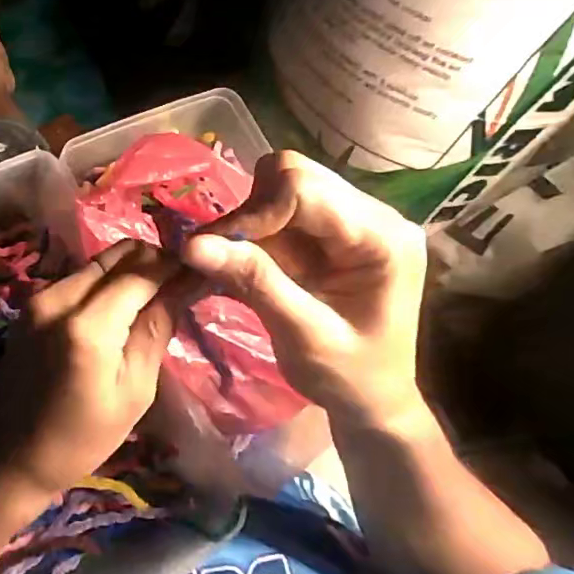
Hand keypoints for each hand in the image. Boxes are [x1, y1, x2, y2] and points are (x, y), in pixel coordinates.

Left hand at [0, 241, 183, 511]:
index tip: (201, 270)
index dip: (175, 264)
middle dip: (154, 261)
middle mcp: (58, 297)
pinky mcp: (31, 303)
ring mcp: (39, 297)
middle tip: (179, 284)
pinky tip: (121, 309)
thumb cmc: (81, 439)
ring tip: (154, 298)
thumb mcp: (133, 392)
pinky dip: (106, 283)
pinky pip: (79, 278)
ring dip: (130, 270)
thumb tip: (189, 282)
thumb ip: (157, 328)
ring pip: (98, 262)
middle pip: (118, 254)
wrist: (8, 456)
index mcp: (87, 326)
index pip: (142, 271)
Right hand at [179, 151, 432, 432]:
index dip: (252, 214)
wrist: (372, 399)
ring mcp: (353, 217)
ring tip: (238, 260)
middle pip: (293, 174)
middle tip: (225, 256)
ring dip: (250, 217)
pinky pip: (281, 205)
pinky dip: (255, 227)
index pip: (304, 190)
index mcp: (382, 237)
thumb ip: (254, 282)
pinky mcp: (332, 227)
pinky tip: (248, 260)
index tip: (215, 252)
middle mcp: (374, 213)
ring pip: (282, 182)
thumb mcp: (302, 336)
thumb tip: (192, 246)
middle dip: (250, 211)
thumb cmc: (348, 377)